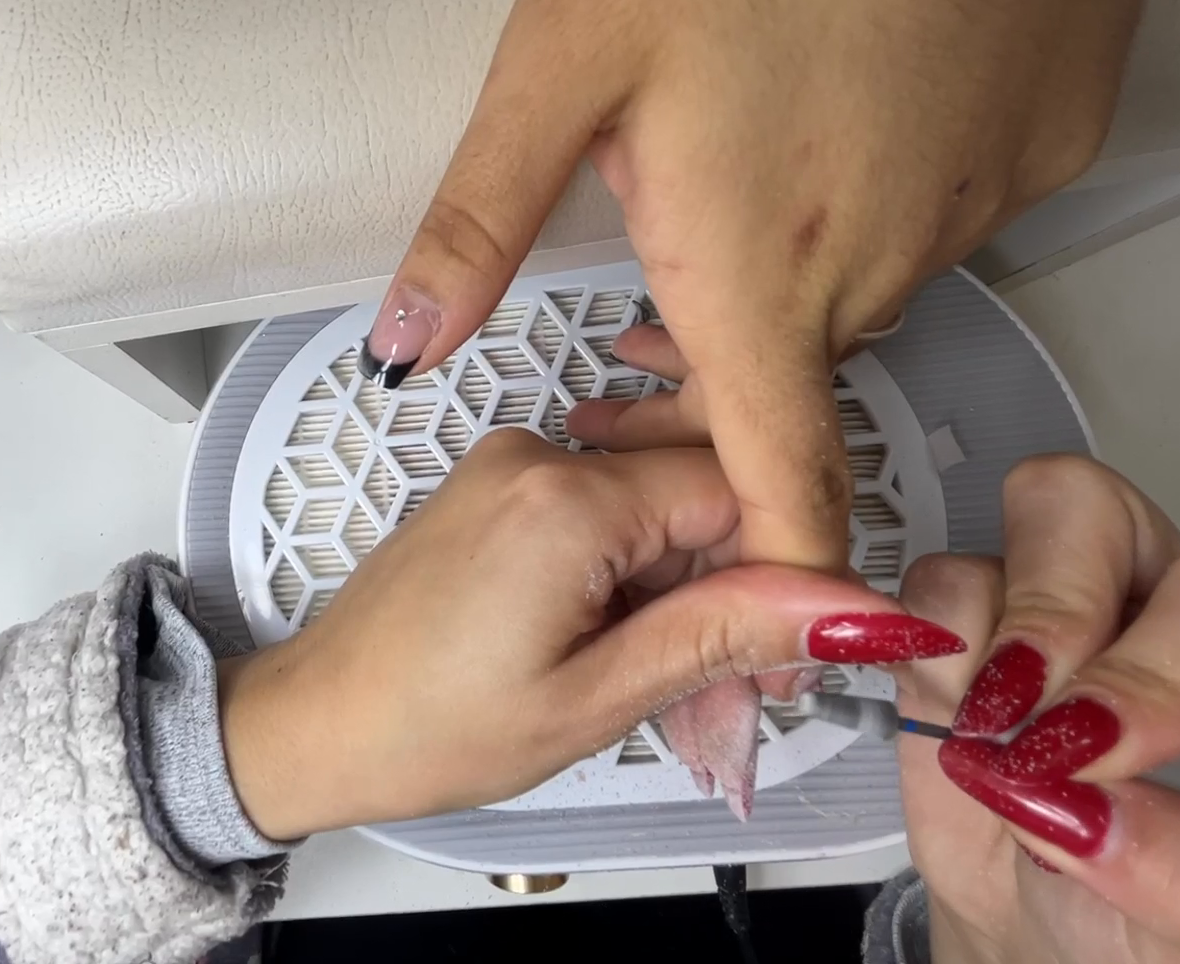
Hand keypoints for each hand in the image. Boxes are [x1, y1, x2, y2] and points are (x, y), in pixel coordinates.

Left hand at [215, 428, 967, 839]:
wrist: (319, 716)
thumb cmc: (439, 728)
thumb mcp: (594, 696)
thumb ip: (722, 633)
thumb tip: (860, 605)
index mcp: (566, 494)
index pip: (737, 486)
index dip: (778, 571)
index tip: (773, 660)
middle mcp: (534, 451)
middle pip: (685, 492)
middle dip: (718, 588)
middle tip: (709, 693)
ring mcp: (503, 464)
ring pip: (639, 504)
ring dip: (664, 587)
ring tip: (638, 676)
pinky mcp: (486, 487)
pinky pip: (584, 507)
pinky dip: (613, 567)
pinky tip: (595, 635)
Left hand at [361, 0, 1167, 571]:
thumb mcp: (559, 75)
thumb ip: (478, 228)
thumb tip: (405, 344)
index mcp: (758, 267)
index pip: (778, 473)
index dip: (775, 564)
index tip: (772, 621)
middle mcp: (878, 254)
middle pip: (782, 381)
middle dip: (706, 396)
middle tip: (622, 369)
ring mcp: (973, 192)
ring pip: (840, 299)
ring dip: (766, 300)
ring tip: (694, 257)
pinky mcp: (1034, 129)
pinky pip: (916, 223)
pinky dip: (841, 227)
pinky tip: (795, 166)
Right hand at [894, 455, 1179, 962]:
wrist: (1052, 930)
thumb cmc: (1172, 944)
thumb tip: (1078, 807)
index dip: (1163, 662)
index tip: (1091, 754)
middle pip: (1115, 514)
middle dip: (1052, 617)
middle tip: (1024, 724)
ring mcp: (1072, 609)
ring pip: (1030, 517)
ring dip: (990, 629)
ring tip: (989, 727)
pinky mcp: (969, 621)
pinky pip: (936, 579)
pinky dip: (929, 647)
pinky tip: (957, 717)